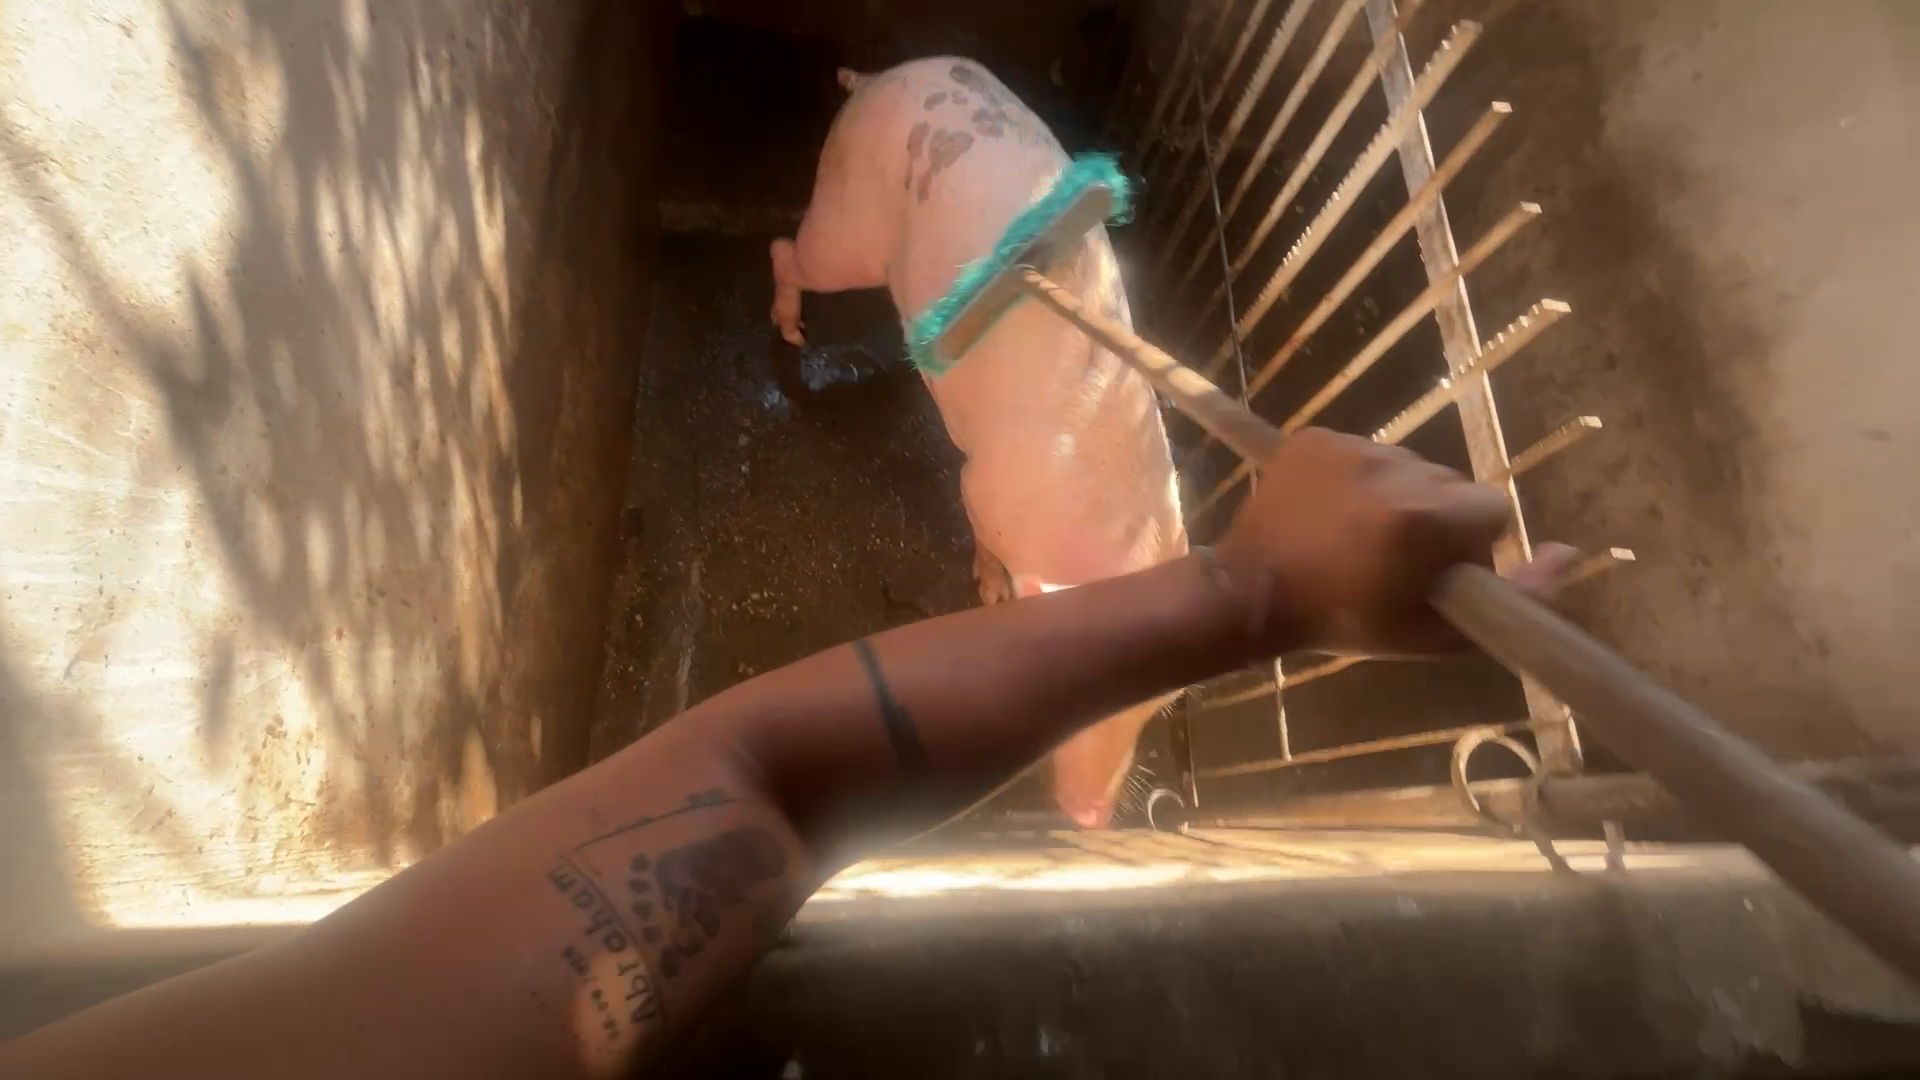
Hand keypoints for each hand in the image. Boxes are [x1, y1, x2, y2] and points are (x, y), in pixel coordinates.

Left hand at [1213, 428, 1579, 655]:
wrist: (1249, 591)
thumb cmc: (1342, 620)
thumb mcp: (1433, 631)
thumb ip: (1516, 597)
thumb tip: (1568, 552)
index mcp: (1425, 515)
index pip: (1491, 509)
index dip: (1467, 543)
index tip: (1428, 567)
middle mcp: (1393, 468)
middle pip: (1448, 484)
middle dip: (1432, 517)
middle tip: (1384, 554)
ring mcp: (1348, 446)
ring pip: (1403, 466)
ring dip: (1391, 494)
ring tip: (1348, 532)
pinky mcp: (1313, 437)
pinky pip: (1358, 451)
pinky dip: (1351, 476)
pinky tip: (1325, 508)